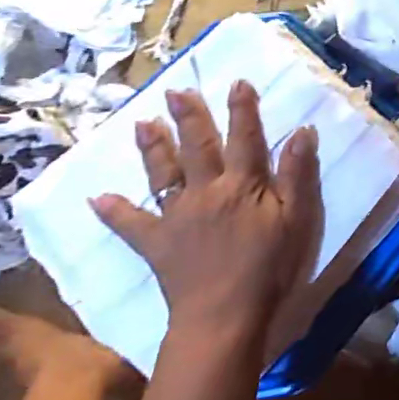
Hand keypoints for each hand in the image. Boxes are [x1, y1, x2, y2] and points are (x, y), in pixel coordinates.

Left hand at [90, 82, 320, 339]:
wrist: (224, 317)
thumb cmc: (267, 269)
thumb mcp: (296, 220)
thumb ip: (297, 175)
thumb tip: (302, 131)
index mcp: (241, 184)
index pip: (244, 138)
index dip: (242, 109)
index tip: (236, 82)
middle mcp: (206, 190)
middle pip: (197, 146)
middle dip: (188, 116)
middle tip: (174, 90)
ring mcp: (177, 215)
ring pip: (163, 173)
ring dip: (153, 147)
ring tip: (142, 123)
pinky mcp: (157, 243)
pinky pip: (132, 224)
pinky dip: (115, 212)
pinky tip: (96, 199)